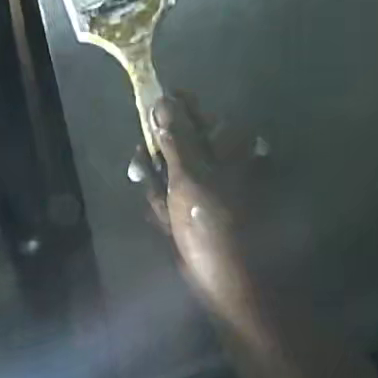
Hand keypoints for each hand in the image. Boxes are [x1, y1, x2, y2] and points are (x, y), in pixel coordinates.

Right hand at [131, 94, 270, 329]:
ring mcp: (209, 188)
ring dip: (156, 181)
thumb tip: (162, 99)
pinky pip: (170, 198)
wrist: (229, 279)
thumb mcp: (190, 175)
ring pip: (171, 171)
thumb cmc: (212, 222)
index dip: (171, 107)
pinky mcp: (196, 211)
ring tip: (160, 203)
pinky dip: (162, 205)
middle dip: (157, 153)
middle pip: (179, 142)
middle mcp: (222, 163)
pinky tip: (164, 218)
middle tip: (148, 168)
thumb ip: (175, 137)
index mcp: (228, 146)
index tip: (148, 106)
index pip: (196, 113)